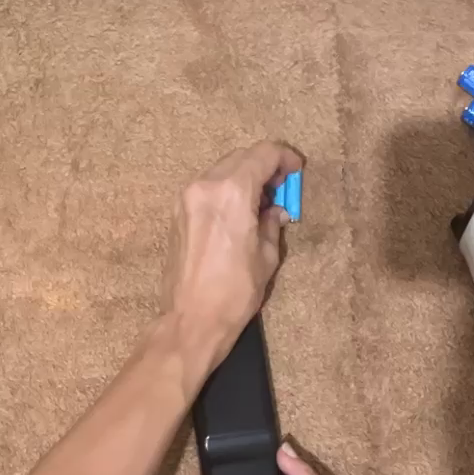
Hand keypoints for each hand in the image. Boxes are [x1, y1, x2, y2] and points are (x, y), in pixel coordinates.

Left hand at [160, 141, 298, 359]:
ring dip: (244, 178)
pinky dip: (225, 190)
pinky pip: (206, 188)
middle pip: (240, 158)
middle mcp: (205, 187)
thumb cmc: (233, 293)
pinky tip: (237, 213)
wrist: (192, 319)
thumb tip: (275, 211)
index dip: (284, 158)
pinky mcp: (177, 214)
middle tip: (281, 189)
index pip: (262, 154)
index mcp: (231, 193)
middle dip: (264, 167)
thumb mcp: (266, 257)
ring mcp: (186, 199)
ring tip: (260, 204)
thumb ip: (272, 224)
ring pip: (222, 170)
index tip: (296, 170)